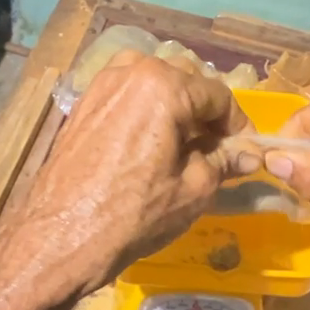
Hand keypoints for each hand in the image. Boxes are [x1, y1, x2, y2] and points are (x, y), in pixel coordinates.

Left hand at [0, 51, 250, 296]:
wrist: (59, 238)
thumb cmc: (133, 214)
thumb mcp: (192, 190)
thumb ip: (224, 162)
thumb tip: (249, 154)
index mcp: (164, 85)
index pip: (218, 95)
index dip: (238, 125)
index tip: (245, 151)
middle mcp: (131, 71)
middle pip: (186, 82)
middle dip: (206, 115)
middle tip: (217, 153)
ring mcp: (101, 84)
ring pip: (155, 85)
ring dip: (176, 110)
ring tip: (184, 150)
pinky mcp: (83, 104)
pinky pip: (128, 97)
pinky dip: (147, 114)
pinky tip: (151, 148)